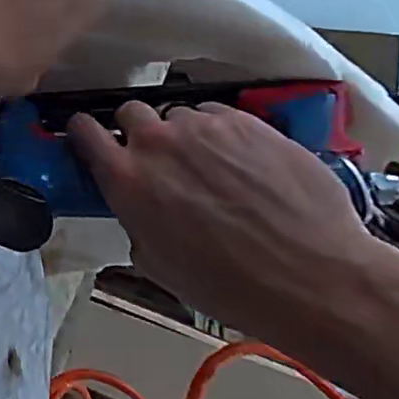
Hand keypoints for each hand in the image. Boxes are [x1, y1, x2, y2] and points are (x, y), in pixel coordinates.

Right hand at [67, 101, 389, 340]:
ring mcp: (202, 125)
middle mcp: (159, 142)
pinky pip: (217, 115)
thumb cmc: (233, 286)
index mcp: (128, 180)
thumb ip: (137, 221)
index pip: (84, 130)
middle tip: (160, 158)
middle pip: (131, 111)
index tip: (90, 135)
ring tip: (212, 166)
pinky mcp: (243, 118)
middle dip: (138, 130)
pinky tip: (242, 162)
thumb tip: (138, 206)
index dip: (84, 130)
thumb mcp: (162, 267)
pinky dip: (220, 133)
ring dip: (185, 135)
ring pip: (179, 115)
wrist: (314, 275)